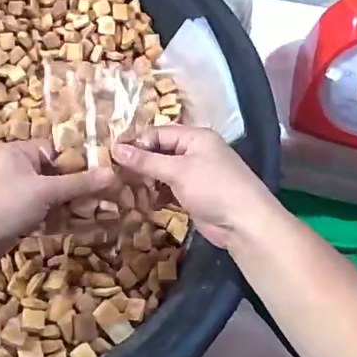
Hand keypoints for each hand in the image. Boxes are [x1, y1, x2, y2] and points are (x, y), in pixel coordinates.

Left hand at [0, 141, 115, 256]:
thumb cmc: (6, 204)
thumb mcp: (46, 191)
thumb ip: (79, 183)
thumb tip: (113, 173)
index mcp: (16, 151)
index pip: (54, 149)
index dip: (77, 162)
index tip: (99, 176)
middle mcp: (10, 166)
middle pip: (51, 172)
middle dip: (73, 187)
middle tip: (97, 199)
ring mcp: (6, 191)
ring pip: (44, 193)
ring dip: (64, 204)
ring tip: (87, 214)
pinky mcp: (6, 213)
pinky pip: (35, 209)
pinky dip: (50, 216)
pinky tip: (67, 225)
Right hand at [112, 126, 273, 247]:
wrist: (245, 223)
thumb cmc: (213, 188)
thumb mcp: (177, 171)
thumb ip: (146, 161)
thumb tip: (115, 148)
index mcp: (196, 137)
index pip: (158, 133)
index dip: (136, 142)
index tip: (111, 155)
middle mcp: (196, 151)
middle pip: (160, 152)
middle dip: (139, 162)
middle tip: (113, 174)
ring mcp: (195, 174)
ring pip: (163, 172)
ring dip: (146, 180)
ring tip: (121, 188)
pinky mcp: (194, 195)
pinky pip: (169, 189)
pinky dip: (156, 194)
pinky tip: (139, 201)